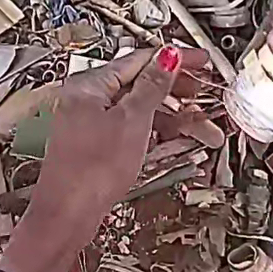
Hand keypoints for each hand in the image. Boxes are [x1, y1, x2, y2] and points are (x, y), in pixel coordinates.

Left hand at [16, 45, 206, 261]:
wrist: (67, 215)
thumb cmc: (89, 171)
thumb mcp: (132, 121)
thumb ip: (152, 86)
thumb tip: (168, 57)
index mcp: (89, 86)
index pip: (139, 60)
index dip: (175, 60)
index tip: (201, 62)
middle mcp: (86, 101)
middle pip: (139, 86)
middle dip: (177, 93)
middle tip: (204, 96)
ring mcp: (90, 125)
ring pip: (138, 111)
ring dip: (172, 117)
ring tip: (202, 129)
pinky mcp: (96, 148)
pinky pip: (130, 130)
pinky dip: (154, 133)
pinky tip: (175, 139)